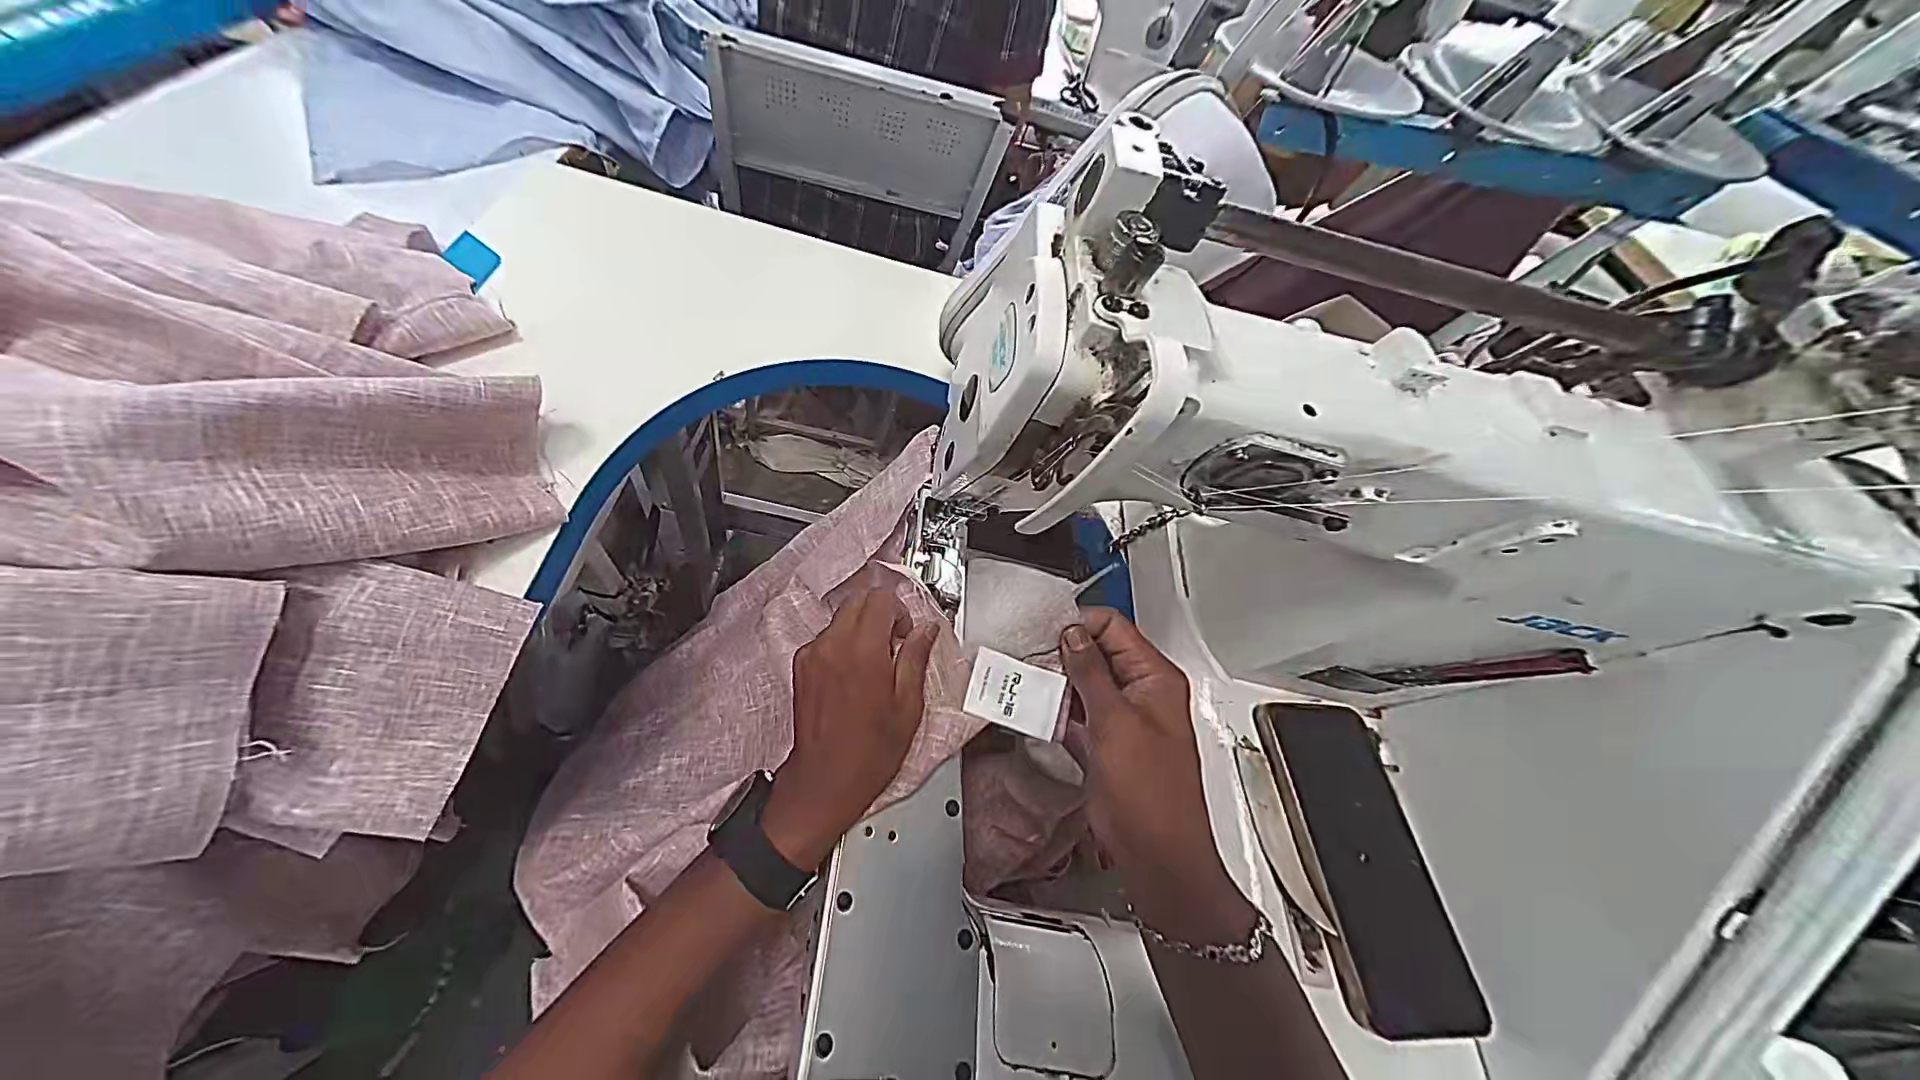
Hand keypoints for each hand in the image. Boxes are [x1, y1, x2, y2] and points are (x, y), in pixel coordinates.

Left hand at [763, 586, 939, 869]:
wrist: (824, 782)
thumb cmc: (868, 754)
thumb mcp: (908, 706)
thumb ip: (916, 658)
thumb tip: (926, 630)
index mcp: (863, 652)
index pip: (881, 599)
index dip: (900, 611)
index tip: (907, 633)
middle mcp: (832, 646)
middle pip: (859, 600)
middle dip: (881, 613)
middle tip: (895, 643)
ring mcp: (812, 655)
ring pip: (842, 617)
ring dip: (862, 628)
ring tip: (876, 664)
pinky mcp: (801, 666)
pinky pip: (827, 638)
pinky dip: (844, 644)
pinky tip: (855, 676)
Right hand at [1059, 610, 1223, 889]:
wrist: (1155, 851)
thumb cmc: (1153, 794)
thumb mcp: (1115, 721)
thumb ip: (1091, 672)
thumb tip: (1073, 636)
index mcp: (1155, 678)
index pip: (1116, 628)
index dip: (1081, 625)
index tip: (1048, 633)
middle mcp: (1140, 693)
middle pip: (1097, 653)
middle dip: (1064, 653)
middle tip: (1032, 657)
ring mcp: (1121, 717)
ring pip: (1083, 682)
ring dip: (1057, 682)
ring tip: (1029, 682)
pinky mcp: (1104, 741)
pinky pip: (1076, 712)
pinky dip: (1057, 710)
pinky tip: (1037, 710)